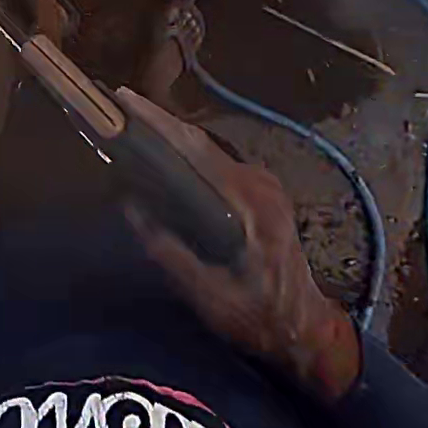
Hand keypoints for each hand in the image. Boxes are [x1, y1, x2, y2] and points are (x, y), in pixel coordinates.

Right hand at [119, 90, 361, 402]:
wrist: (306, 327)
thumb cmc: (258, 315)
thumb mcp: (208, 297)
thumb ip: (169, 253)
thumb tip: (131, 208)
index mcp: (247, 203)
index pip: (195, 149)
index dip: (158, 121)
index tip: (127, 100)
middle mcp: (258, 182)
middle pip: (199, 141)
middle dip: (158, 120)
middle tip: (121, 106)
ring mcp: (263, 181)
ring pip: (208, 147)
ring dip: (171, 135)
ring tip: (135, 126)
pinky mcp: (262, 187)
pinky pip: (216, 160)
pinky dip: (187, 151)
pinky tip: (166, 153)